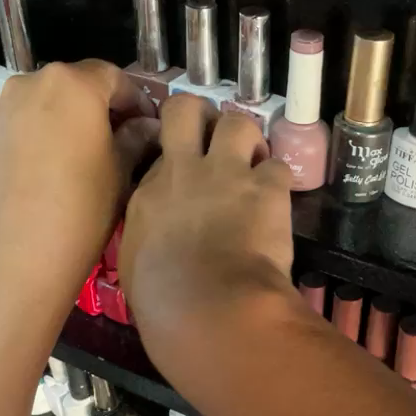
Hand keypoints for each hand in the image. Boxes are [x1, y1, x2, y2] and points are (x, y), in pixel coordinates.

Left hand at [0, 61, 158, 295]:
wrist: (22, 254)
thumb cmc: (84, 208)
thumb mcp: (122, 172)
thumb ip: (136, 138)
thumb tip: (147, 127)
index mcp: (74, 84)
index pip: (115, 77)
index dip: (137, 101)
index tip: (150, 127)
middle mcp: (33, 81)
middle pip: (78, 84)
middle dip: (102, 106)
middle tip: (123, 139)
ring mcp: (4, 105)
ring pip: (48, 100)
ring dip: (71, 117)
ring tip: (88, 153)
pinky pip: (26, 119)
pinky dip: (45, 131)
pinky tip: (57, 164)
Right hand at [119, 97, 296, 361]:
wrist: (208, 306)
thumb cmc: (164, 303)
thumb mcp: (137, 268)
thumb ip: (149, 241)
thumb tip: (160, 245)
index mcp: (148, 194)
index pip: (160, 152)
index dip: (176, 156)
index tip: (185, 170)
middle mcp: (185, 170)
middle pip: (187, 109)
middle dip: (203, 117)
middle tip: (215, 139)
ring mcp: (227, 174)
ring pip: (238, 122)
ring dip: (247, 141)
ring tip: (252, 163)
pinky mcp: (267, 188)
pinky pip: (278, 165)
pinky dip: (278, 179)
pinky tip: (278, 198)